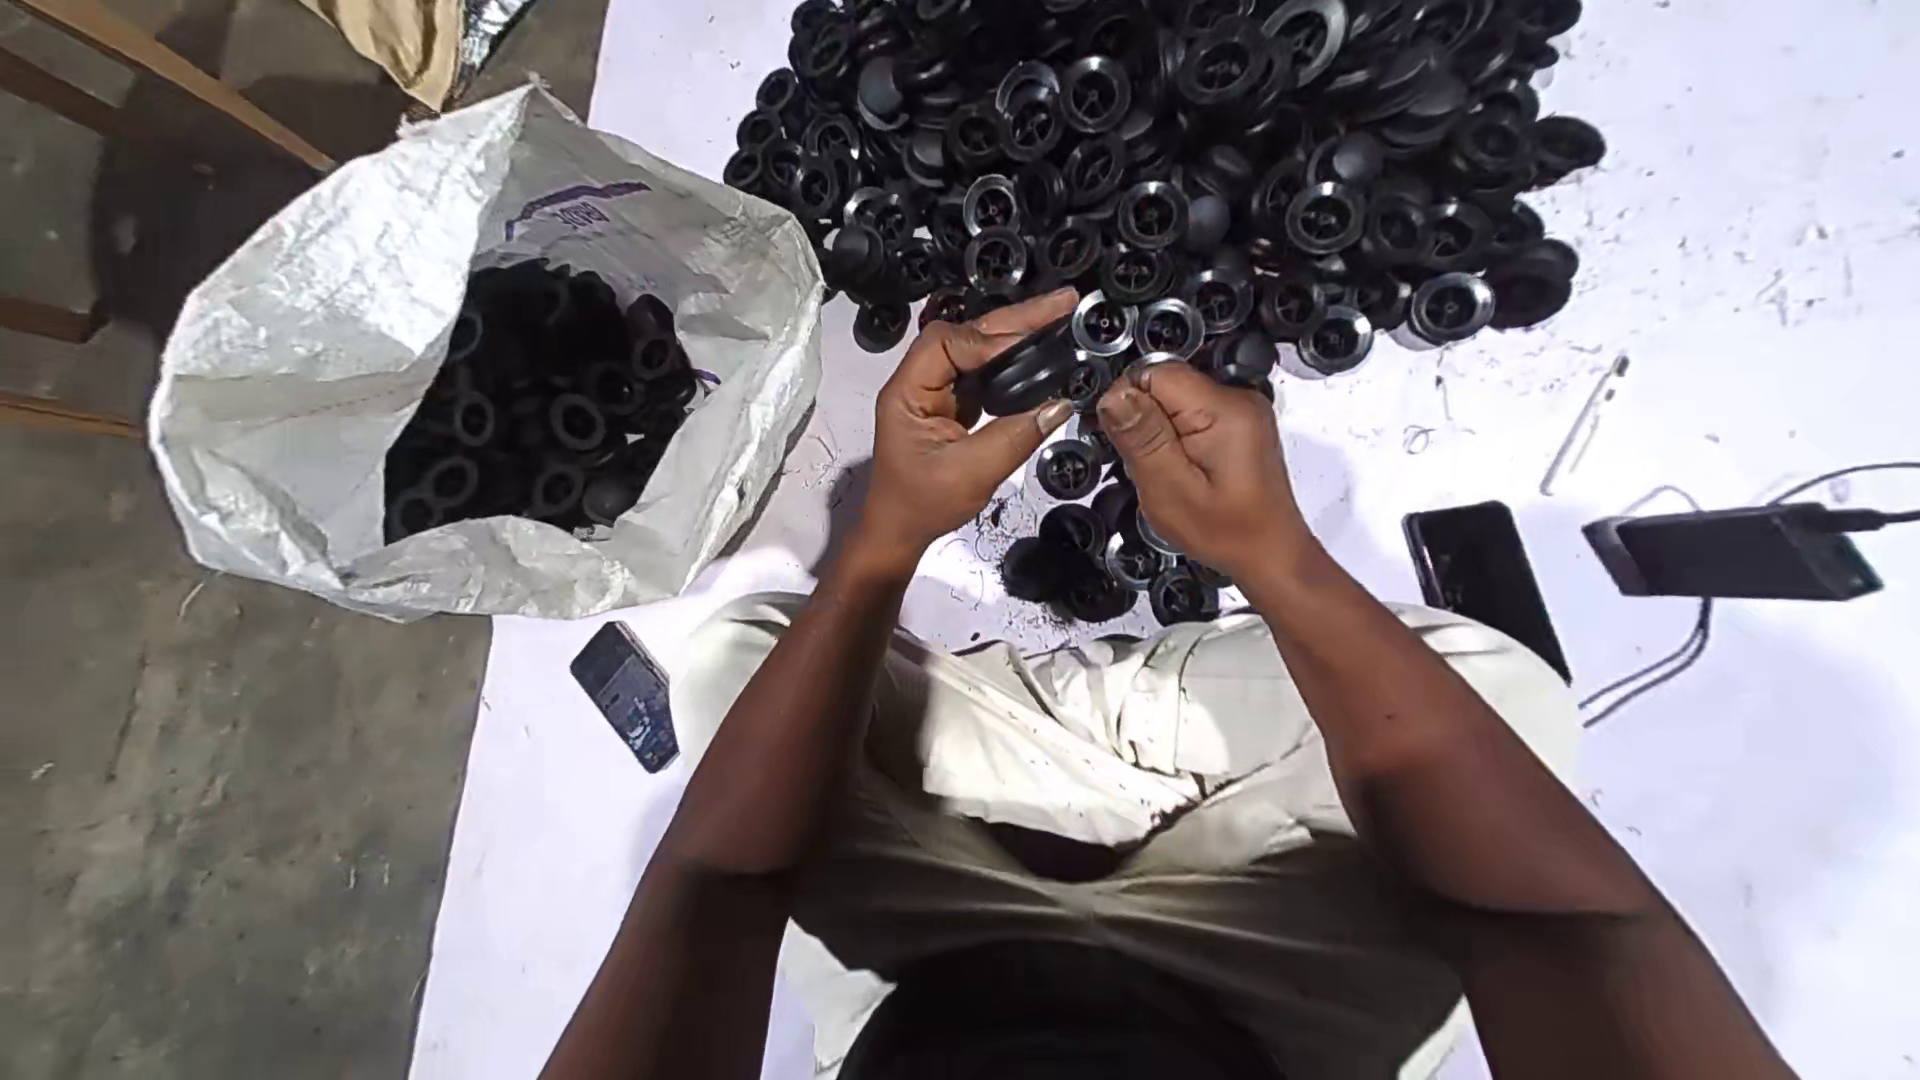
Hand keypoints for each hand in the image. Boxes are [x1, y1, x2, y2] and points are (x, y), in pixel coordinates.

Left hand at [853, 288, 1080, 568]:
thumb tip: (1058, 406)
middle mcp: (918, 384)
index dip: (992, 339)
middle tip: (1060, 305)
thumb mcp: (971, 474)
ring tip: (1055, 321)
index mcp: (908, 393)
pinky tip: (1035, 355)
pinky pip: (982, 373)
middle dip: (1014, 321)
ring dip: (1014, 336)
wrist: (901, 530)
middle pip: (966, 335)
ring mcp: (935, 393)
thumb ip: (1015, 437)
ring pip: (975, 350)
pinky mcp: (951, 405)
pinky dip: (1010, 362)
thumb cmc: (919, 506)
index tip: (1033, 339)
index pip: (948, 343)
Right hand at [1096, 363, 1315, 579]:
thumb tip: (1114, 395)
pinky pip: (1186, 415)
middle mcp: (1237, 401)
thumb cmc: (1228, 531)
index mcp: (1223, 411)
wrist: (1267, 554)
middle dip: (1141, 422)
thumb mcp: (1169, 490)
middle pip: (1162, 384)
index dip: (1127, 405)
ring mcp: (1238, 411)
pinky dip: (1171, 440)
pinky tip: (1179, 468)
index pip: (1154, 373)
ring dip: (1155, 433)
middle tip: (1149, 464)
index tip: (1127, 442)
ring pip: (1170, 400)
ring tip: (1167, 470)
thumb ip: (1141, 438)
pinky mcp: (1234, 423)